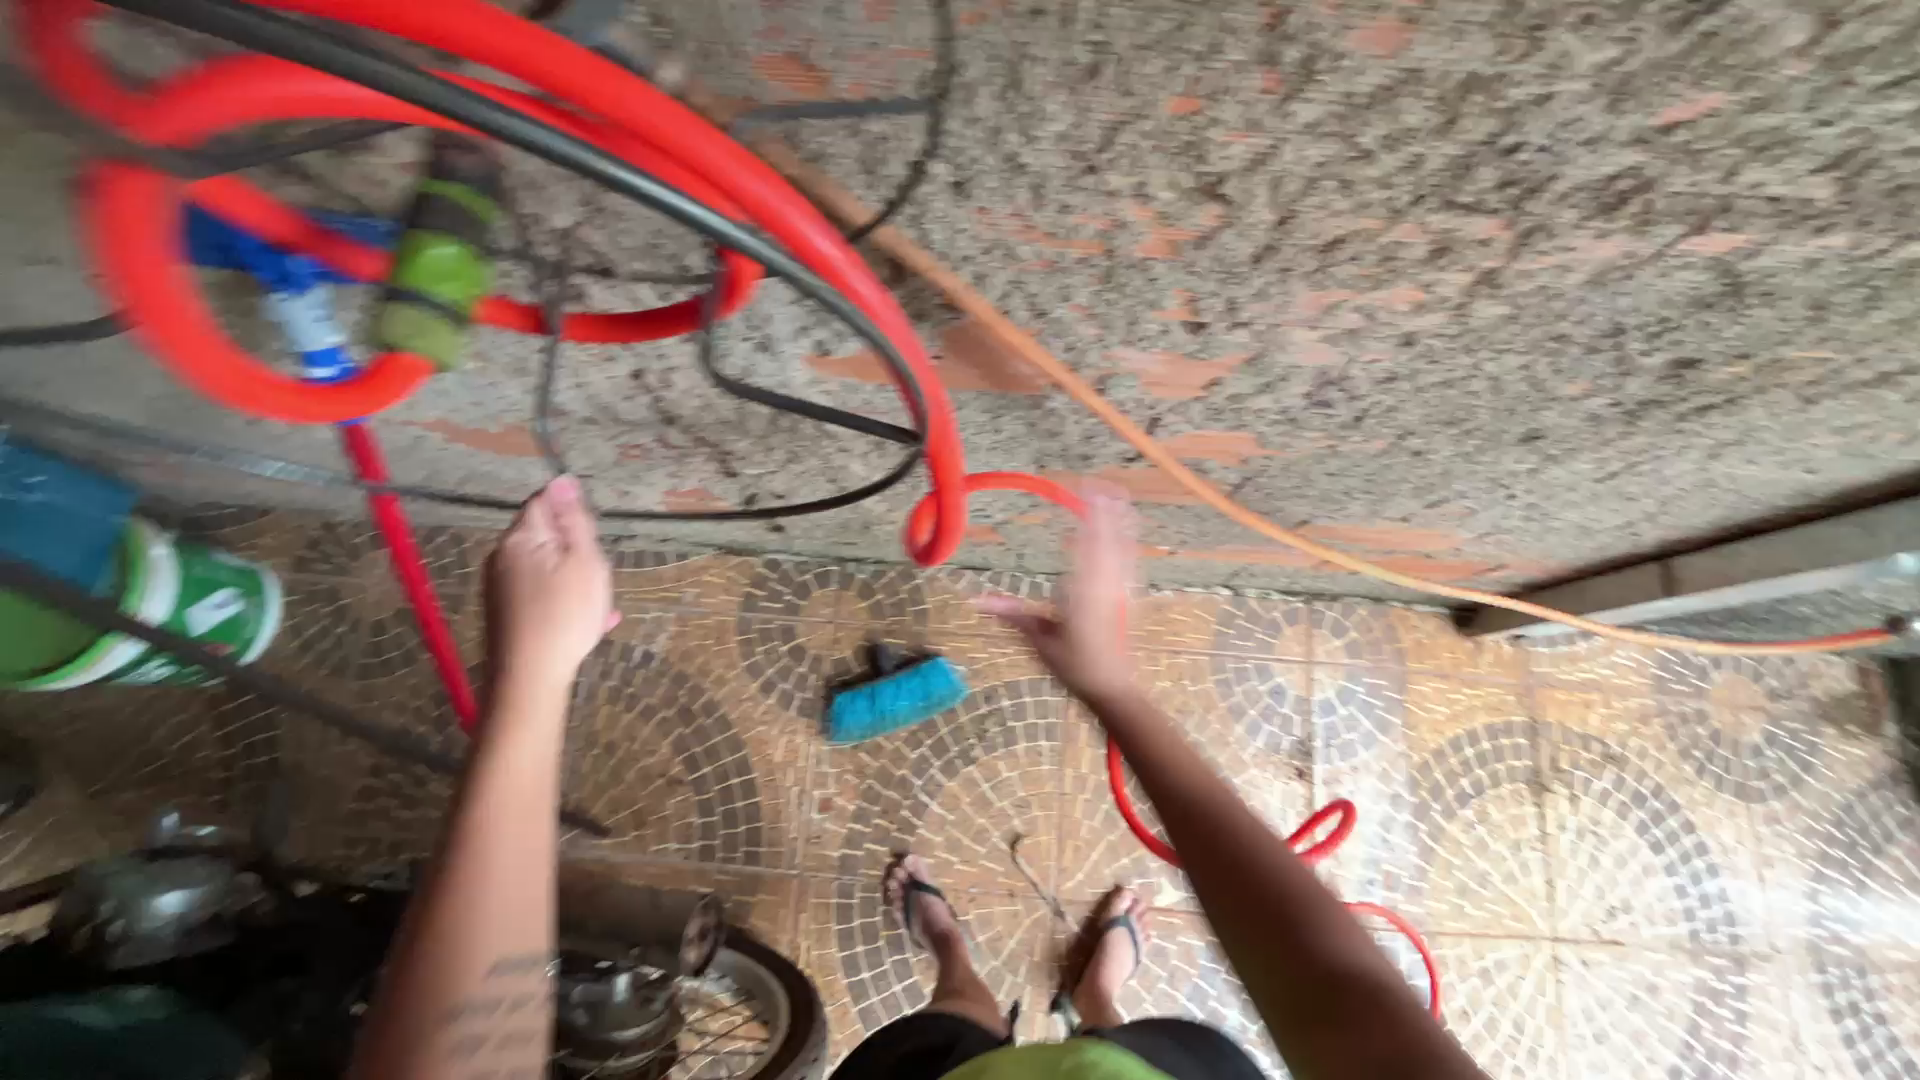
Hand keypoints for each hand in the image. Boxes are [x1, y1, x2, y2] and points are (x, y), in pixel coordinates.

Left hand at [487, 475, 618, 687]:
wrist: (530, 676)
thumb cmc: (566, 614)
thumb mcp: (585, 562)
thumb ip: (574, 521)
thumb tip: (562, 480)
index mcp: (521, 538)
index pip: (544, 502)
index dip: (573, 516)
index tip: (592, 541)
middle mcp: (501, 556)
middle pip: (545, 536)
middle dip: (575, 550)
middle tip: (597, 577)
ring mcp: (498, 586)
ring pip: (545, 566)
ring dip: (573, 576)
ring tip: (596, 605)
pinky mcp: (503, 612)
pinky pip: (539, 592)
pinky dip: (563, 598)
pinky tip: (584, 621)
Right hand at [978, 485, 1138, 699]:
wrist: (1111, 688)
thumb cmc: (1073, 666)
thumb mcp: (1038, 641)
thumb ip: (1012, 615)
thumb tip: (976, 599)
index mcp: (1082, 594)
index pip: (1086, 548)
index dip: (1088, 519)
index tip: (1086, 494)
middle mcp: (1105, 587)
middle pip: (1107, 542)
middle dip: (1105, 513)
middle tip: (1103, 485)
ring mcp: (1120, 591)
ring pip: (1122, 549)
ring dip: (1119, 522)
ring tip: (1118, 496)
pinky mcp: (1128, 598)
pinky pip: (1129, 562)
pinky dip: (1128, 541)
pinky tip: (1128, 529)